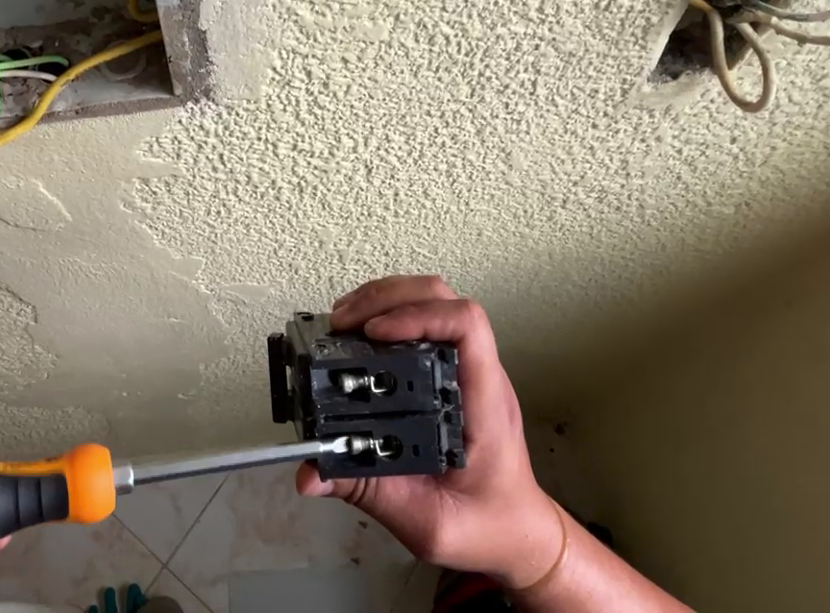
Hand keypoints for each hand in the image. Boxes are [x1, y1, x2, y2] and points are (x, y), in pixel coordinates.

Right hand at [295, 276, 564, 589]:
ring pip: (432, 296)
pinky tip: (358, 330)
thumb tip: (312, 473)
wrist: (517, 533)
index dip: (416, 316)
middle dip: (387, 297)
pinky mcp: (450, 370)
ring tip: (343, 319)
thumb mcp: (428, 523)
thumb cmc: (487, 525)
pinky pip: (424, 316)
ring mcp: (465, 367)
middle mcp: (476, 373)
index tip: (374, 333)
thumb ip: (369, 494)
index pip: (466, 324)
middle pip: (442, 296)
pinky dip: (387, 309)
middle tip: (343, 322)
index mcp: (481, 401)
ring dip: (384, 297)